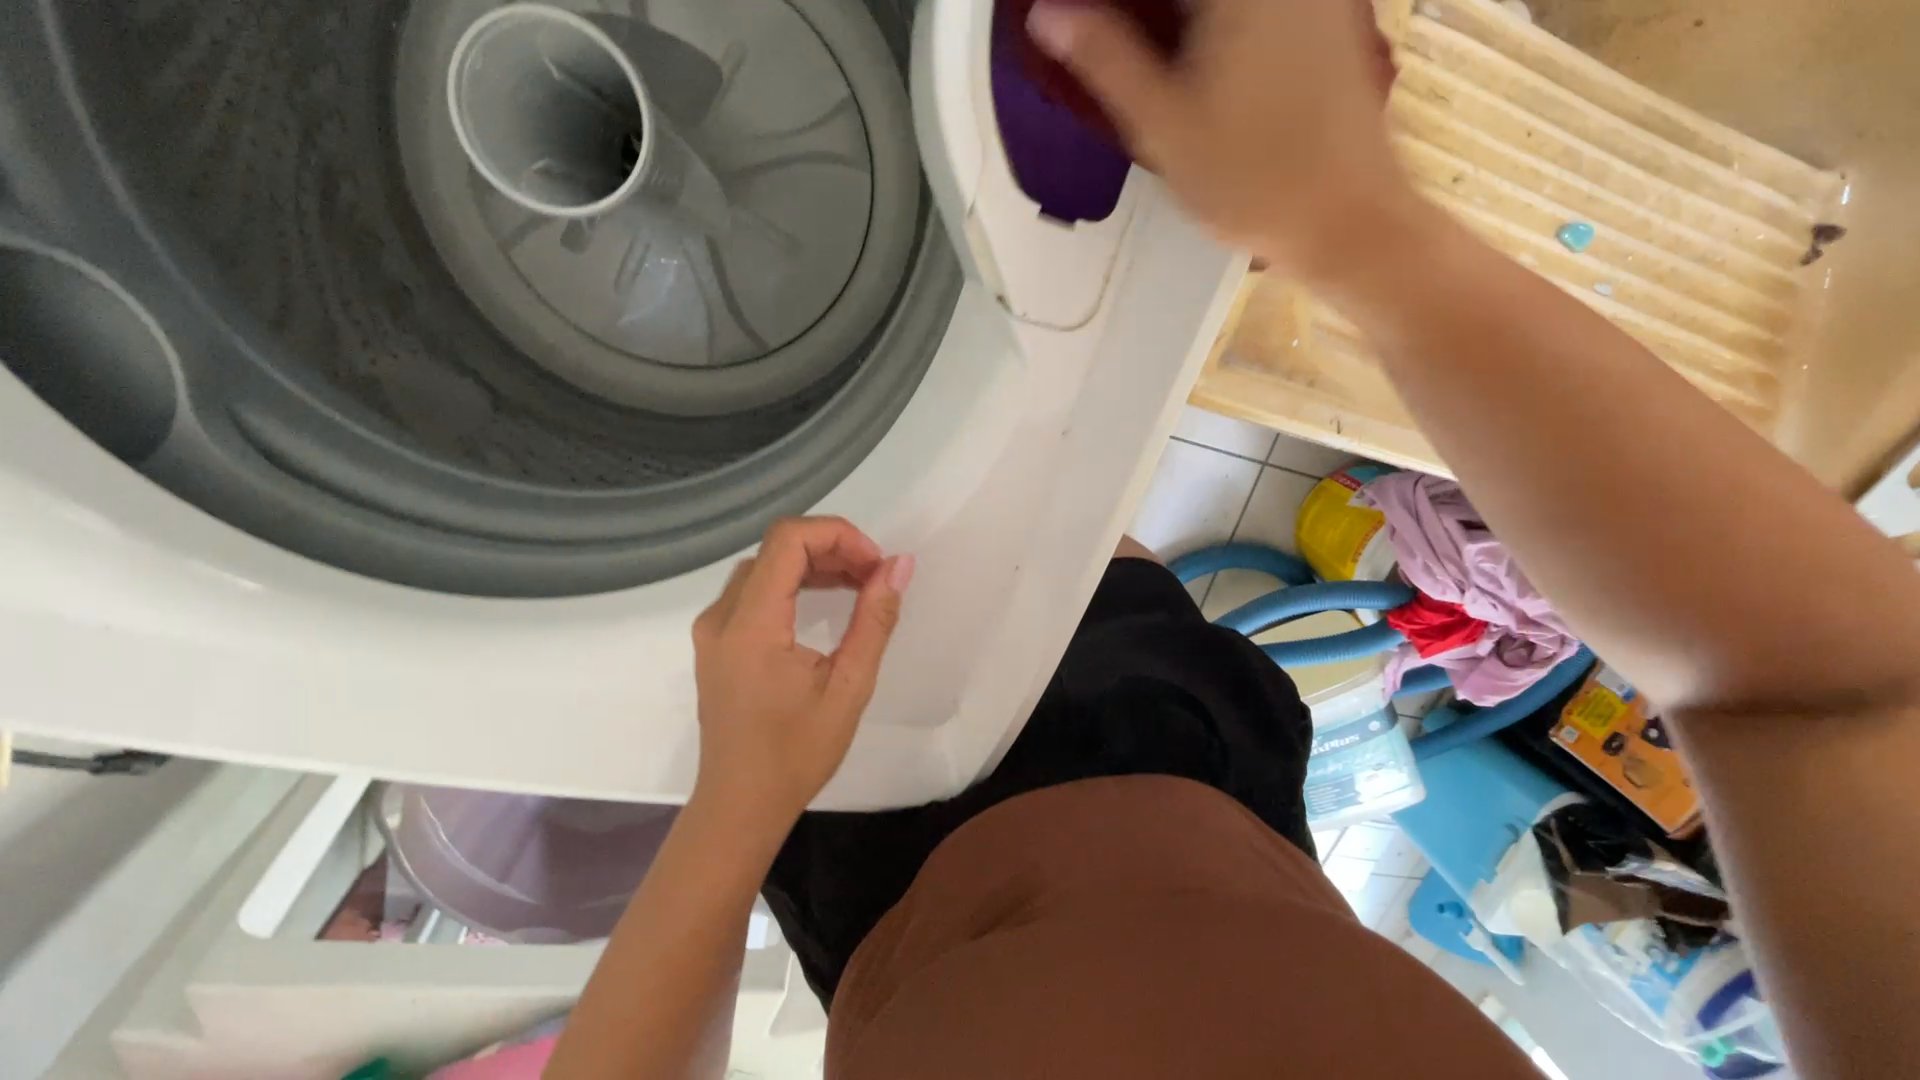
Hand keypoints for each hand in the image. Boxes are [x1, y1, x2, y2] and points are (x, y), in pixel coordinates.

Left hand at [689, 517, 914, 825]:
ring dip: (813, 565)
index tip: (875, 564)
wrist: (741, 803)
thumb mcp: (849, 688)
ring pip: (765, 568)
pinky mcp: (716, 643)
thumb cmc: (796, 753)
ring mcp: (713, 630)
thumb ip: (874, 620)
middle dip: (831, 548)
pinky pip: (753, 592)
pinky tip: (825, 604)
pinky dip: (792, 585)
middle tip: (875, 577)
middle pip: (776, 549)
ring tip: (859, 587)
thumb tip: (899, 566)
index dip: (838, 535)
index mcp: (751, 625)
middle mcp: (721, 617)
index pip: (788, 540)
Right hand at [1026, 0, 1421, 285]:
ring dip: (1172, 20)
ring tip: (1139, 38)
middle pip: (1181, 1)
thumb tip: (1044, 13)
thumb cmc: (1250, 181)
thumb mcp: (1161, 126)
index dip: (1116, 7)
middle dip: (1146, 13)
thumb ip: (1105, 58)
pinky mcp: (1326, 18)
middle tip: (1105, 34)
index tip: (1074, 19)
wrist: (1348, 219)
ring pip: (1220, 9)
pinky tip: (1189, 50)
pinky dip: (1210, 27)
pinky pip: (1258, 11)